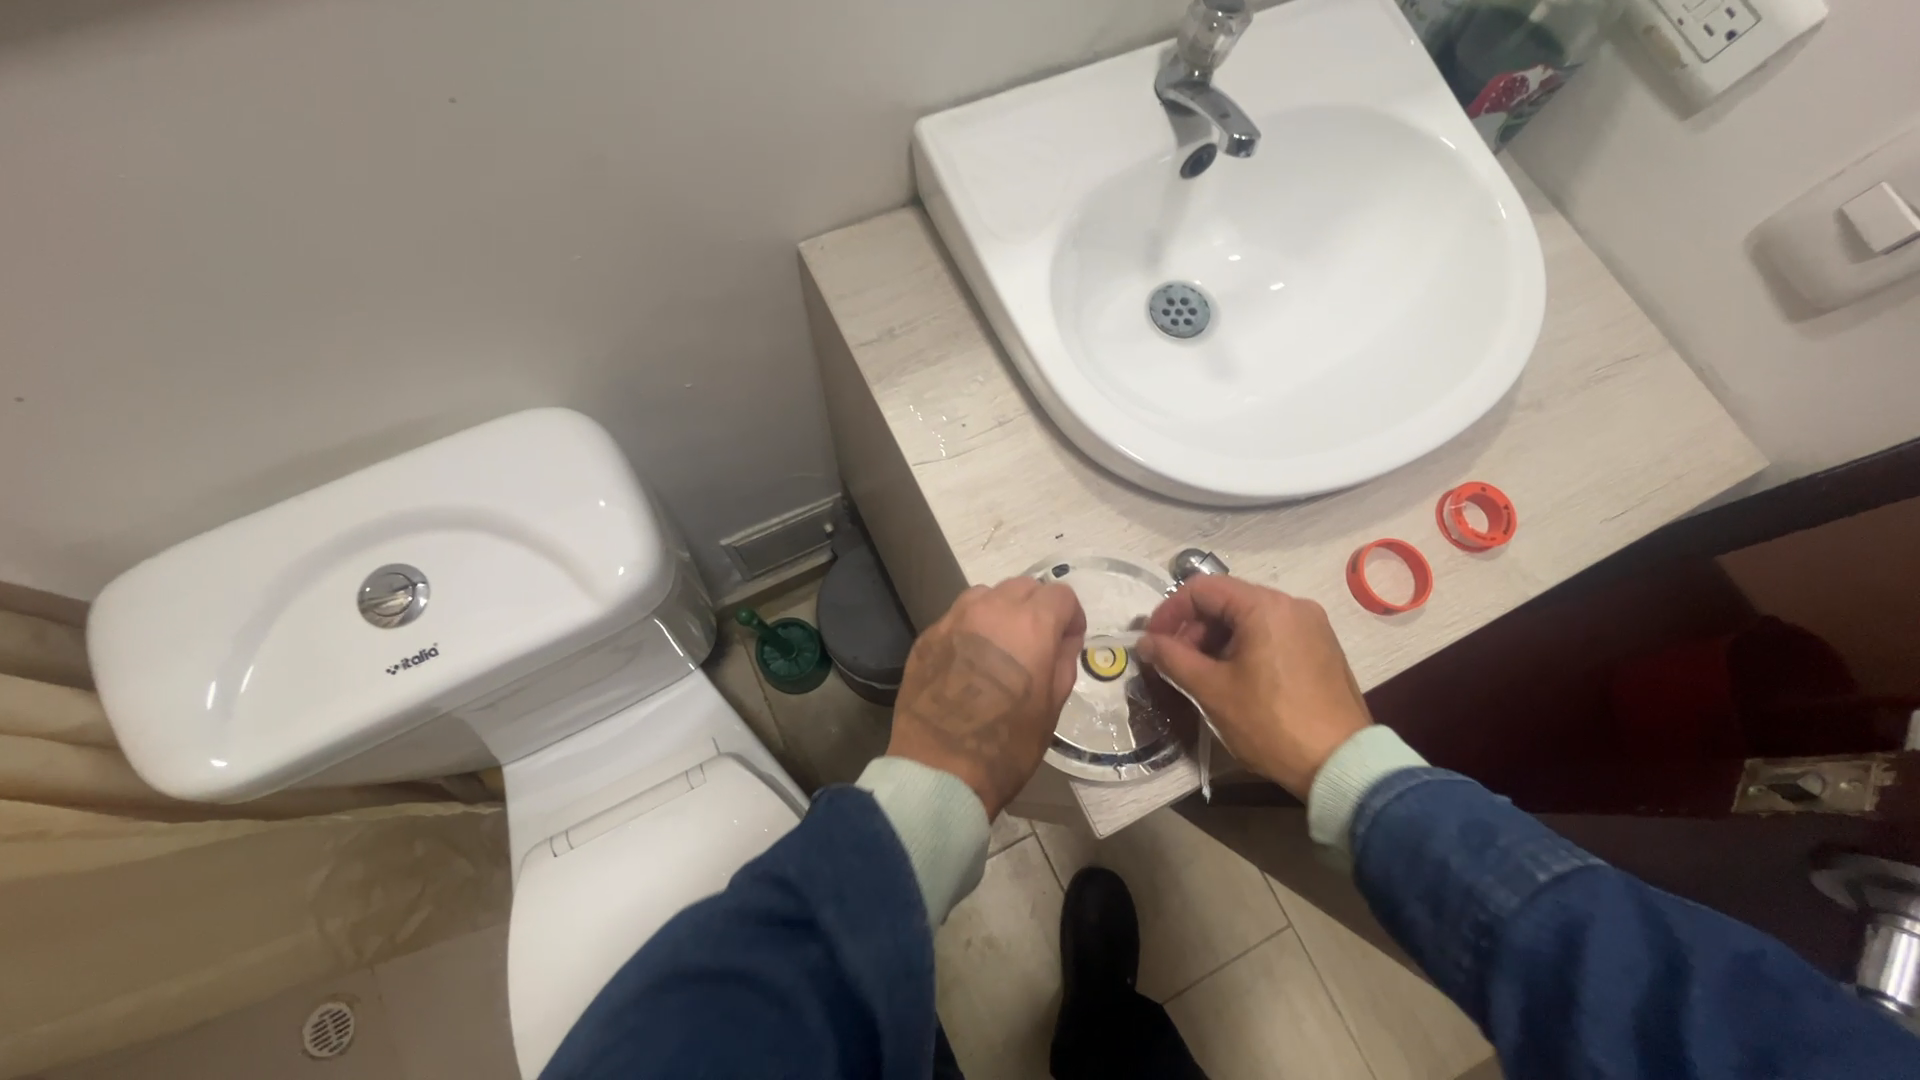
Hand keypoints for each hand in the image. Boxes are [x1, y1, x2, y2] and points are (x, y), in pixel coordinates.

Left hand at [889, 578, 1086, 817]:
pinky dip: (971, 627)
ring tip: (1002, 646)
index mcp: (1030, 625)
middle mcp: (990, 610)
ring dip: (1001, 611)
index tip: (1068, 640)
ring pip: (986, 595)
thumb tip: (1063, 640)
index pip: (1060, 595)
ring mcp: (953, 620)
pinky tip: (970, 660)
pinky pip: (956, 617)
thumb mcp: (1052, 707)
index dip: (1071, 616)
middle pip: (1023, 587)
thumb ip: (1063, 661)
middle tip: (1038, 642)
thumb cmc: (1007, 745)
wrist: (940, 769)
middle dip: (1037, 608)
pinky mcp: (926, 637)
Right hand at [1136, 576, 1371, 798]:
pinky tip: (1234, 680)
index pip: (1202, 589)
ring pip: (1249, 619)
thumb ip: (1172, 658)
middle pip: (1226, 601)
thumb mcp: (1211, 690)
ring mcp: (1312, 626)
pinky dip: (1244, 648)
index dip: (1169, 612)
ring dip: (1216, 641)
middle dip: (1193, 629)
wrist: (1340, 765)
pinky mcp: (1322, 648)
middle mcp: (1292, 605)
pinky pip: (1272, 634)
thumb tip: (1145, 642)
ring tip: (1200, 675)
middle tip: (1174, 664)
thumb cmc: (1270, 723)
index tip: (1152, 642)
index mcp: (1265, 606)